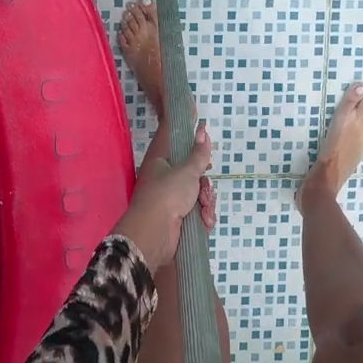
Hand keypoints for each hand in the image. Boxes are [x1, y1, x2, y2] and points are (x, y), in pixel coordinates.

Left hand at [111, 123, 212, 269]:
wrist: (155, 234)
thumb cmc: (167, 194)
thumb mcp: (187, 170)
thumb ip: (199, 153)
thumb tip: (202, 129)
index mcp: (160, 164)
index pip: (179, 152)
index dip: (194, 152)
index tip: (206, 156)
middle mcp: (165, 182)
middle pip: (194, 178)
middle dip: (204, 186)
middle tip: (205, 189)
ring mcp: (172, 203)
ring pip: (199, 197)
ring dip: (206, 203)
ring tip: (204, 210)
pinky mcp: (179, 222)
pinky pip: (198, 214)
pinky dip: (204, 218)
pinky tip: (204, 221)